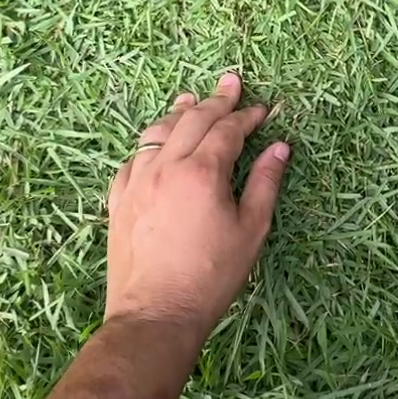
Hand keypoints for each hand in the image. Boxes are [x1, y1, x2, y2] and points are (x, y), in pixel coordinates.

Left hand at [104, 73, 289, 344]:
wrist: (154, 317)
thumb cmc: (211, 275)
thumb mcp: (251, 229)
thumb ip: (265, 182)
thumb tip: (279, 147)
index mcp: (201, 173)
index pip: (227, 129)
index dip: (247, 116)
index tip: (263, 109)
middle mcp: (165, 168)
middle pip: (193, 119)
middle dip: (216, 99)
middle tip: (231, 81)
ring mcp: (137, 183)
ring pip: (157, 133)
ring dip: (179, 113)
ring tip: (191, 99)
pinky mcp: (118, 202)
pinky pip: (132, 159)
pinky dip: (149, 144)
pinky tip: (156, 144)